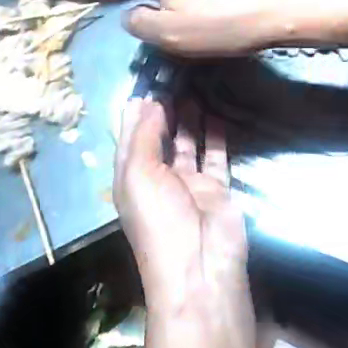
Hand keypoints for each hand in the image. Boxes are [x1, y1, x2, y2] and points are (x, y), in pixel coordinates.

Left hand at [114, 97, 245, 302]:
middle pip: (158, 139)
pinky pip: (215, 157)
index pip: (130, 139)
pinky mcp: (216, 190)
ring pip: (186, 144)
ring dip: (188, 119)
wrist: (201, 269)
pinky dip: (215, 136)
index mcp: (130, 179)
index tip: (145, 82)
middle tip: (173, 78)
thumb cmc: (159, 220)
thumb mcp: (138, 173)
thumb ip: (144, 135)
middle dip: (163, 111)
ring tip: (193, 88)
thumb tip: (147, 101)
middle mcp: (157, 180)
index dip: (136, 113)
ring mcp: (188, 185)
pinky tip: (216, 112)